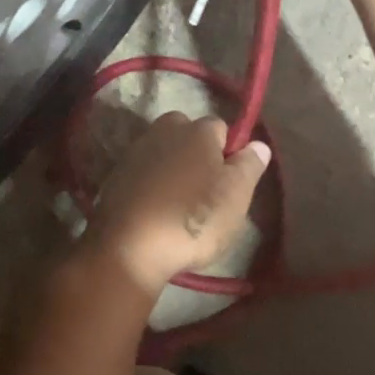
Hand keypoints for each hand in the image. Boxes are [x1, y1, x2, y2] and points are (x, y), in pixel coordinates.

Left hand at [81, 113, 270, 295]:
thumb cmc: (194, 220)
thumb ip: (249, 166)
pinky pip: (142, 170)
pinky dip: (149, 182)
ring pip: (162, 149)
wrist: (130, 246)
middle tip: (203, 188)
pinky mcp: (115, 174)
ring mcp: (136, 151)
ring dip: (170, 166)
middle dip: (195, 151)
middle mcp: (164, 130)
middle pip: (186, 132)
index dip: (227, 151)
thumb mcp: (235, 197)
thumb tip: (259, 144)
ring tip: (178, 201)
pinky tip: (154, 208)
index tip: (228, 180)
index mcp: (197, 131)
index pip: (219, 128)